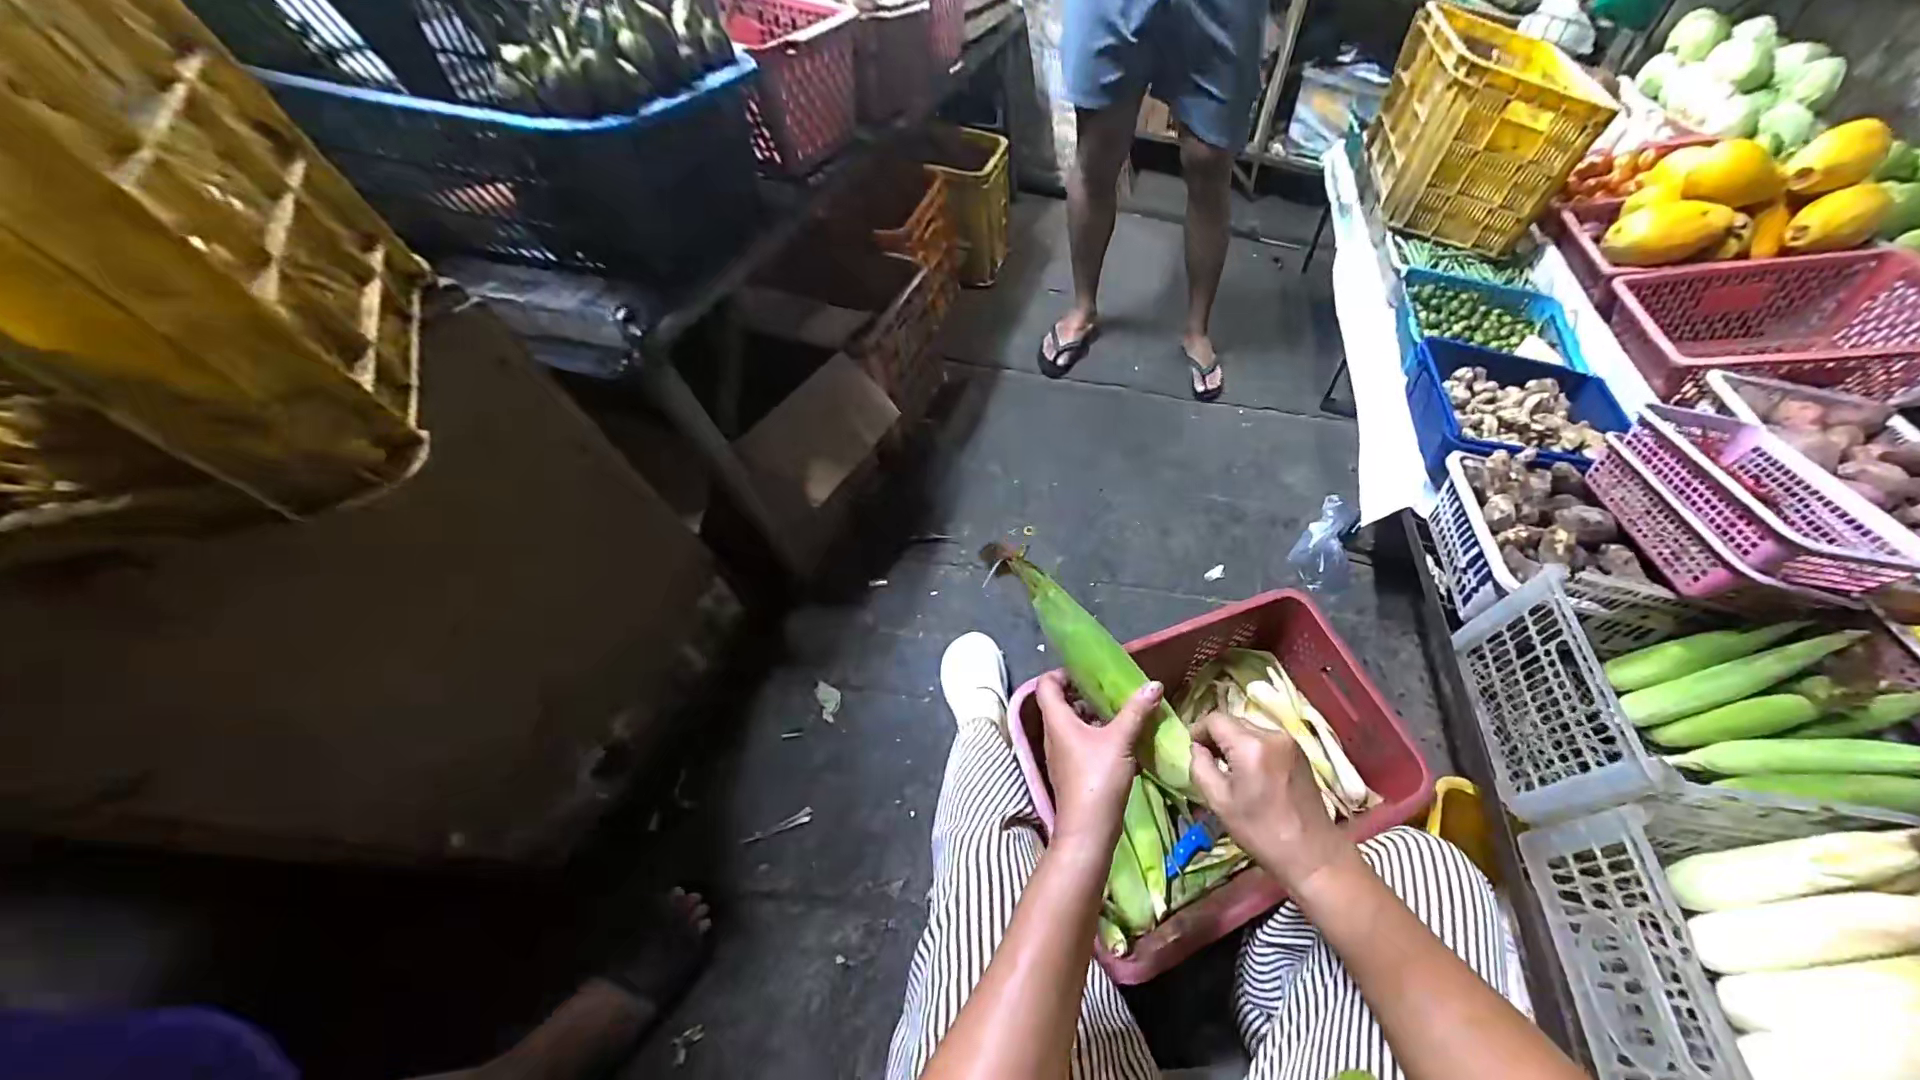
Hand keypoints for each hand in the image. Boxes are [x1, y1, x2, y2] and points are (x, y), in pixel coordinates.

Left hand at [1038, 672, 1160, 849]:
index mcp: (1056, 720)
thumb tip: (1153, 683)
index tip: (1088, 673)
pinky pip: (1078, 741)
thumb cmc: (1097, 778)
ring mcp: (1060, 753)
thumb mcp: (1120, 740)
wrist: (1087, 829)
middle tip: (1108, 689)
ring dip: (1090, 714)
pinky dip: (1094, 733)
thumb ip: (1136, 711)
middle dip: (1082, 692)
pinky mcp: (1070, 769)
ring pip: (1070, 723)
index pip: (1046, 684)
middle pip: (1058, 702)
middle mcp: (1052, 733)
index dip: (1062, 673)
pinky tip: (1118, 738)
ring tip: (1117, 710)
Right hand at [1188, 710, 1349, 889]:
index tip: (1194, 751)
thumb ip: (1200, 766)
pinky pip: (1265, 739)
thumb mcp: (1218, 801)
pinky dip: (1252, 748)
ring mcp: (1290, 742)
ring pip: (1249, 729)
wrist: (1312, 854)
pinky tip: (1252, 772)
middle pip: (1233, 721)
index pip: (1214, 719)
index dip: (1198, 731)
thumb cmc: (1261, 831)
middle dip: (1216, 737)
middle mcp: (1272, 735)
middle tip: (1209, 761)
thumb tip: (1197, 748)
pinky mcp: (1299, 752)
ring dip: (1234, 743)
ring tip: (1230, 769)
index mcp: (1251, 746)